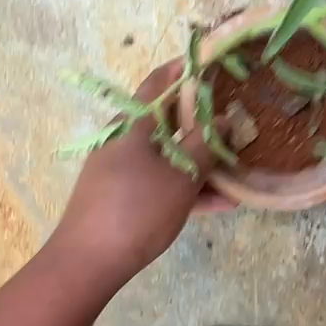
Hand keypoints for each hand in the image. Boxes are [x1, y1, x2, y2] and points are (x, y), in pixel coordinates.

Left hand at [51, 62, 231, 277]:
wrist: (88, 263)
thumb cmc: (136, 210)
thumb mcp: (181, 176)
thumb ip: (206, 146)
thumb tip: (223, 120)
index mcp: (132, 126)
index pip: (158, 83)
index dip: (183, 69)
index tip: (210, 61)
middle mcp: (125, 142)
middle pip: (168, 123)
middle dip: (203, 124)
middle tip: (235, 121)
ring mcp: (123, 172)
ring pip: (169, 157)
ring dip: (202, 163)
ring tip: (237, 169)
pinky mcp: (125, 199)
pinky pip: (162, 184)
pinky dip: (188, 189)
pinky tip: (223, 203)